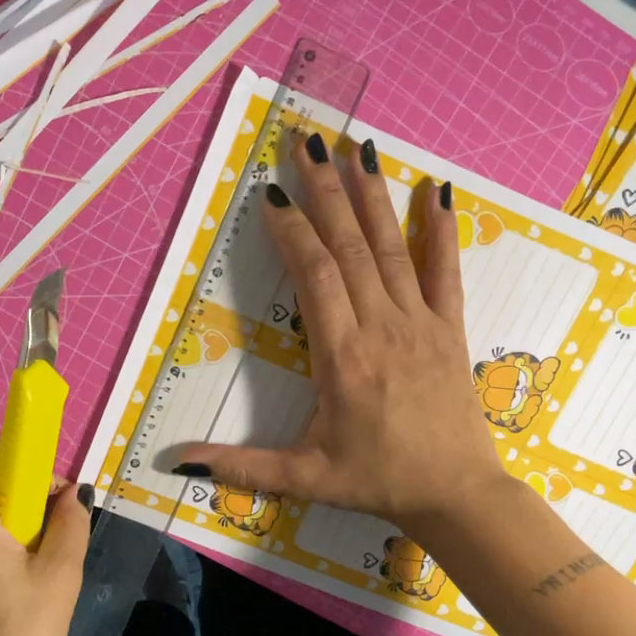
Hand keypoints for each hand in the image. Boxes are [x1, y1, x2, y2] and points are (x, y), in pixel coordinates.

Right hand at [171, 134, 509, 528]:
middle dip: (325, 192)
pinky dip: (440, 229)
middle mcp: (381, 327)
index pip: (314, 278)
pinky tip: (436, 189)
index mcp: (342, 358)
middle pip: (350, 247)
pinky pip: (446, 270)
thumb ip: (242, 466)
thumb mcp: (304, 478)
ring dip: (372, 196)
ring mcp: (420, 324)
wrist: (456, 494)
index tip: (271, 195)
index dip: (292, 233)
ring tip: (356, 147)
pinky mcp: (450, 329)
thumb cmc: (377, 482)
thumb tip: (179, 463)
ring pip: (392, 249)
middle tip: (306, 142)